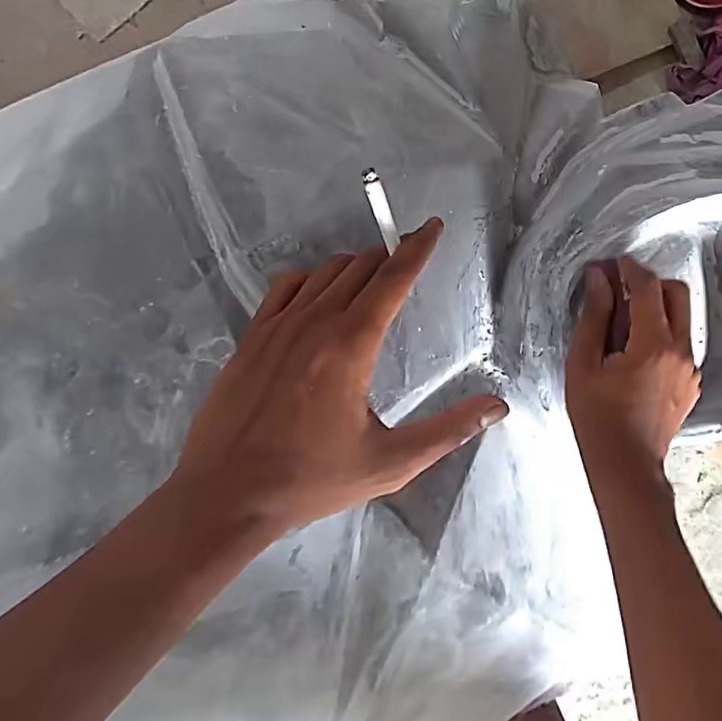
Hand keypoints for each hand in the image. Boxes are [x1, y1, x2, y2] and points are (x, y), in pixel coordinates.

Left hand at [170, 218, 509, 533]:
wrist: (225, 493)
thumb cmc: (309, 480)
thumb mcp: (388, 463)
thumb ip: (447, 431)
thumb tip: (496, 407)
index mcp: (350, 346)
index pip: (392, 279)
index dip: (417, 248)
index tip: (432, 226)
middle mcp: (314, 323)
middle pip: (360, 266)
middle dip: (390, 257)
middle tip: (407, 263)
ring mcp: (278, 324)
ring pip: (325, 271)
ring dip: (355, 266)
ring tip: (371, 281)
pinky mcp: (253, 334)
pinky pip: (287, 285)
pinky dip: (312, 278)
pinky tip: (319, 295)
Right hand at [565, 258, 701, 480]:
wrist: (626, 465)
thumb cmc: (597, 416)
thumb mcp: (584, 362)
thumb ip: (594, 315)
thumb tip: (598, 278)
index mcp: (655, 345)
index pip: (648, 287)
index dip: (627, 269)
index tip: (608, 266)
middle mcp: (682, 352)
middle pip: (676, 294)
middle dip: (648, 283)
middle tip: (616, 288)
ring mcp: (691, 369)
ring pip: (681, 318)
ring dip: (654, 308)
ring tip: (619, 323)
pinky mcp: (691, 383)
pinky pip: (680, 342)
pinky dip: (659, 332)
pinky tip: (631, 349)